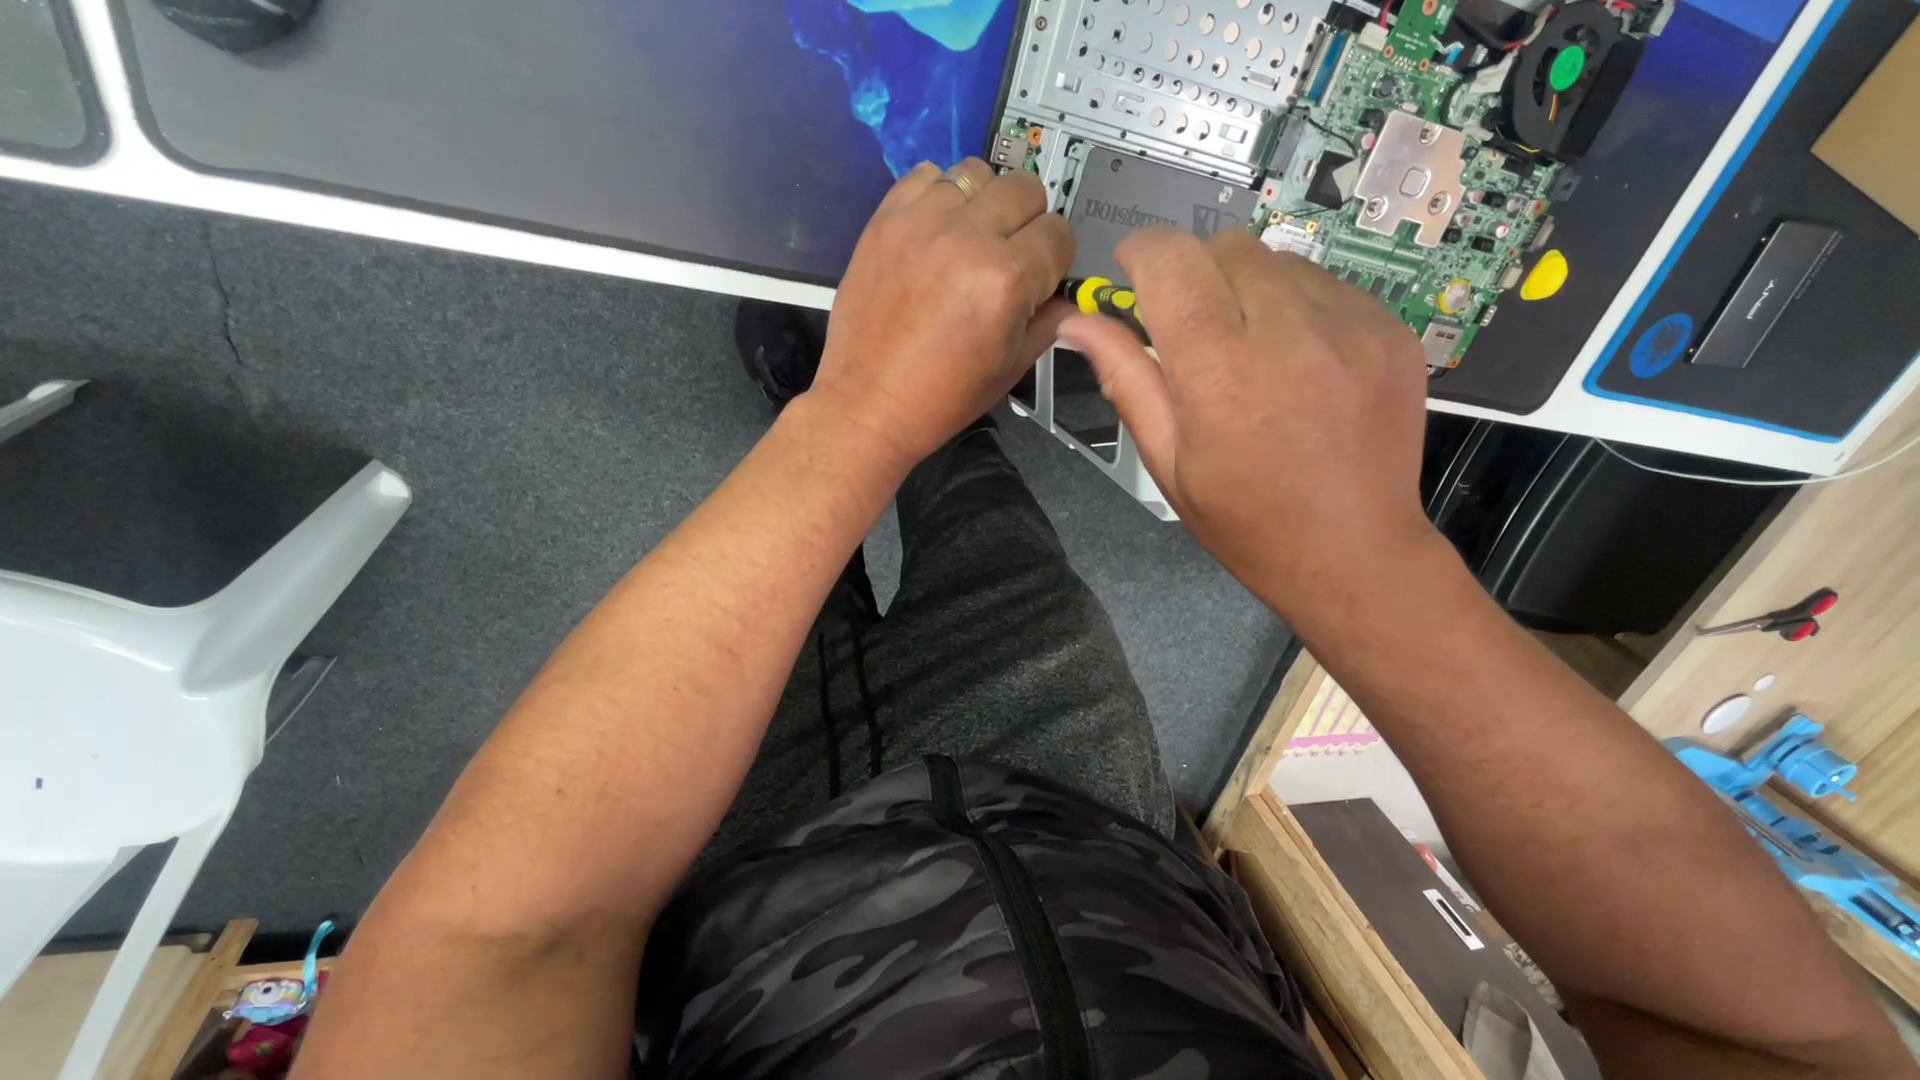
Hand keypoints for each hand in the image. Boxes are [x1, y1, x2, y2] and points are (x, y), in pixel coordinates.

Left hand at [809, 158, 1074, 463]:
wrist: (871, 403)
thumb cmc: (942, 395)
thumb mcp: (1012, 366)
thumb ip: (1049, 320)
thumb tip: (1066, 295)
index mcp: (1005, 278)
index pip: (1059, 232)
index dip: (1055, 258)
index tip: (1041, 276)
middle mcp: (966, 238)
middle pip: (1024, 188)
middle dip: (1027, 221)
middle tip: (1009, 255)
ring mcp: (921, 224)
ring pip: (976, 173)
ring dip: (982, 202)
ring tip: (970, 238)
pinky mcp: (885, 221)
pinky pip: (925, 175)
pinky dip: (938, 194)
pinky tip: (937, 229)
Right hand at [1058, 227, 1439, 616]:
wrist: (1355, 553)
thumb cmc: (1247, 520)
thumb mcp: (1168, 462)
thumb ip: (1126, 379)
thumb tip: (1080, 320)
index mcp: (1221, 374)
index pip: (1171, 261)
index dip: (1143, 253)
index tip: (1134, 271)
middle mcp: (1289, 335)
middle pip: (1226, 247)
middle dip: (1195, 271)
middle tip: (1193, 324)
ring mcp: (1350, 327)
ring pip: (1278, 260)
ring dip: (1249, 287)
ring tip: (1252, 348)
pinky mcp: (1389, 329)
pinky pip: (1327, 284)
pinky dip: (1299, 306)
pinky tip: (1300, 360)